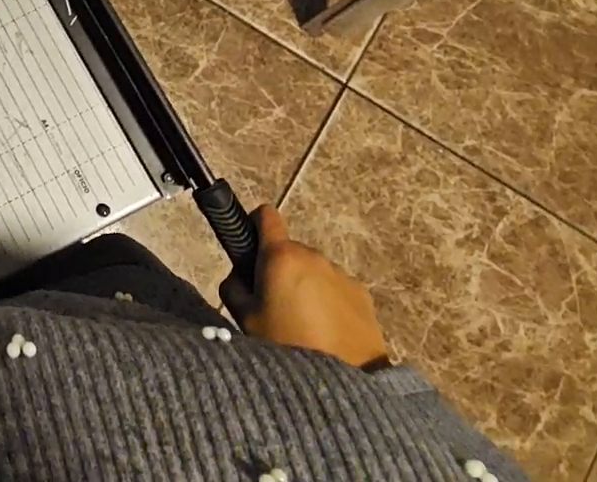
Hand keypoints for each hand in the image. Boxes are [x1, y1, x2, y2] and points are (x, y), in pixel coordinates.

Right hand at [220, 205, 389, 370]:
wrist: (342, 382)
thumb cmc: (285, 342)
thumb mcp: (243, 317)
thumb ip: (233, 286)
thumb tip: (241, 275)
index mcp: (280, 256)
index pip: (266, 215)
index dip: (254, 223)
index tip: (250, 245)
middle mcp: (312, 256)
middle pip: (289, 250)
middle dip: (280, 267)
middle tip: (275, 302)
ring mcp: (341, 274)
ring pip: (313, 269)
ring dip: (305, 283)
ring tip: (304, 321)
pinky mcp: (363, 294)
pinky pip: (336, 287)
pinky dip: (328, 299)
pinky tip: (328, 330)